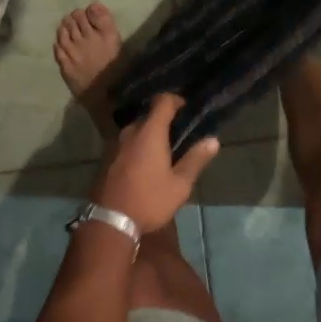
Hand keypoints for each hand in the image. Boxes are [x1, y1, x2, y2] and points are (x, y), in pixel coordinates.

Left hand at [90, 94, 219, 234]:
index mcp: (150, 132)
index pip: (162, 101)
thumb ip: (195, 160)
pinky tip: (145, 164)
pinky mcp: (106, 158)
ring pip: (136, 131)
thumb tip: (213, 140)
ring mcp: (115, 145)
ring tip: (164, 151)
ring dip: (150, 135)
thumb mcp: (179, 184)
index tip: (187, 110)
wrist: (110, 221)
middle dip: (164, 121)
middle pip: (149, 115)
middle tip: (180, 135)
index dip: (176, 100)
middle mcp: (130, 132)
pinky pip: (126, 144)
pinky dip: (138, 146)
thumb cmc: (149, 200)